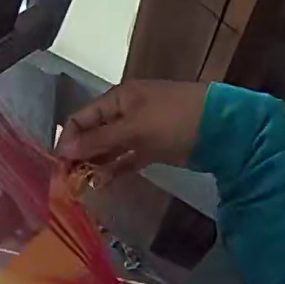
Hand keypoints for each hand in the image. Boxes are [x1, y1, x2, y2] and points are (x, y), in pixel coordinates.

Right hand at [55, 80, 207, 177]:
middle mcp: (123, 113)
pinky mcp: (151, 148)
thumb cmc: (175, 119)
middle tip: (68, 178)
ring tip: (84, 184)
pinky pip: (124, 159)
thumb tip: (64, 150)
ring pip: (107, 148)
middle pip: (92, 134)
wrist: (225, 128)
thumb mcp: (134, 128)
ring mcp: (138, 131)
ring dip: (95, 164)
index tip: (59, 163)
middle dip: (78, 154)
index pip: (81, 118)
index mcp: (117, 99)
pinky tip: (102, 183)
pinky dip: (113, 169)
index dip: (68, 139)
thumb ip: (98, 140)